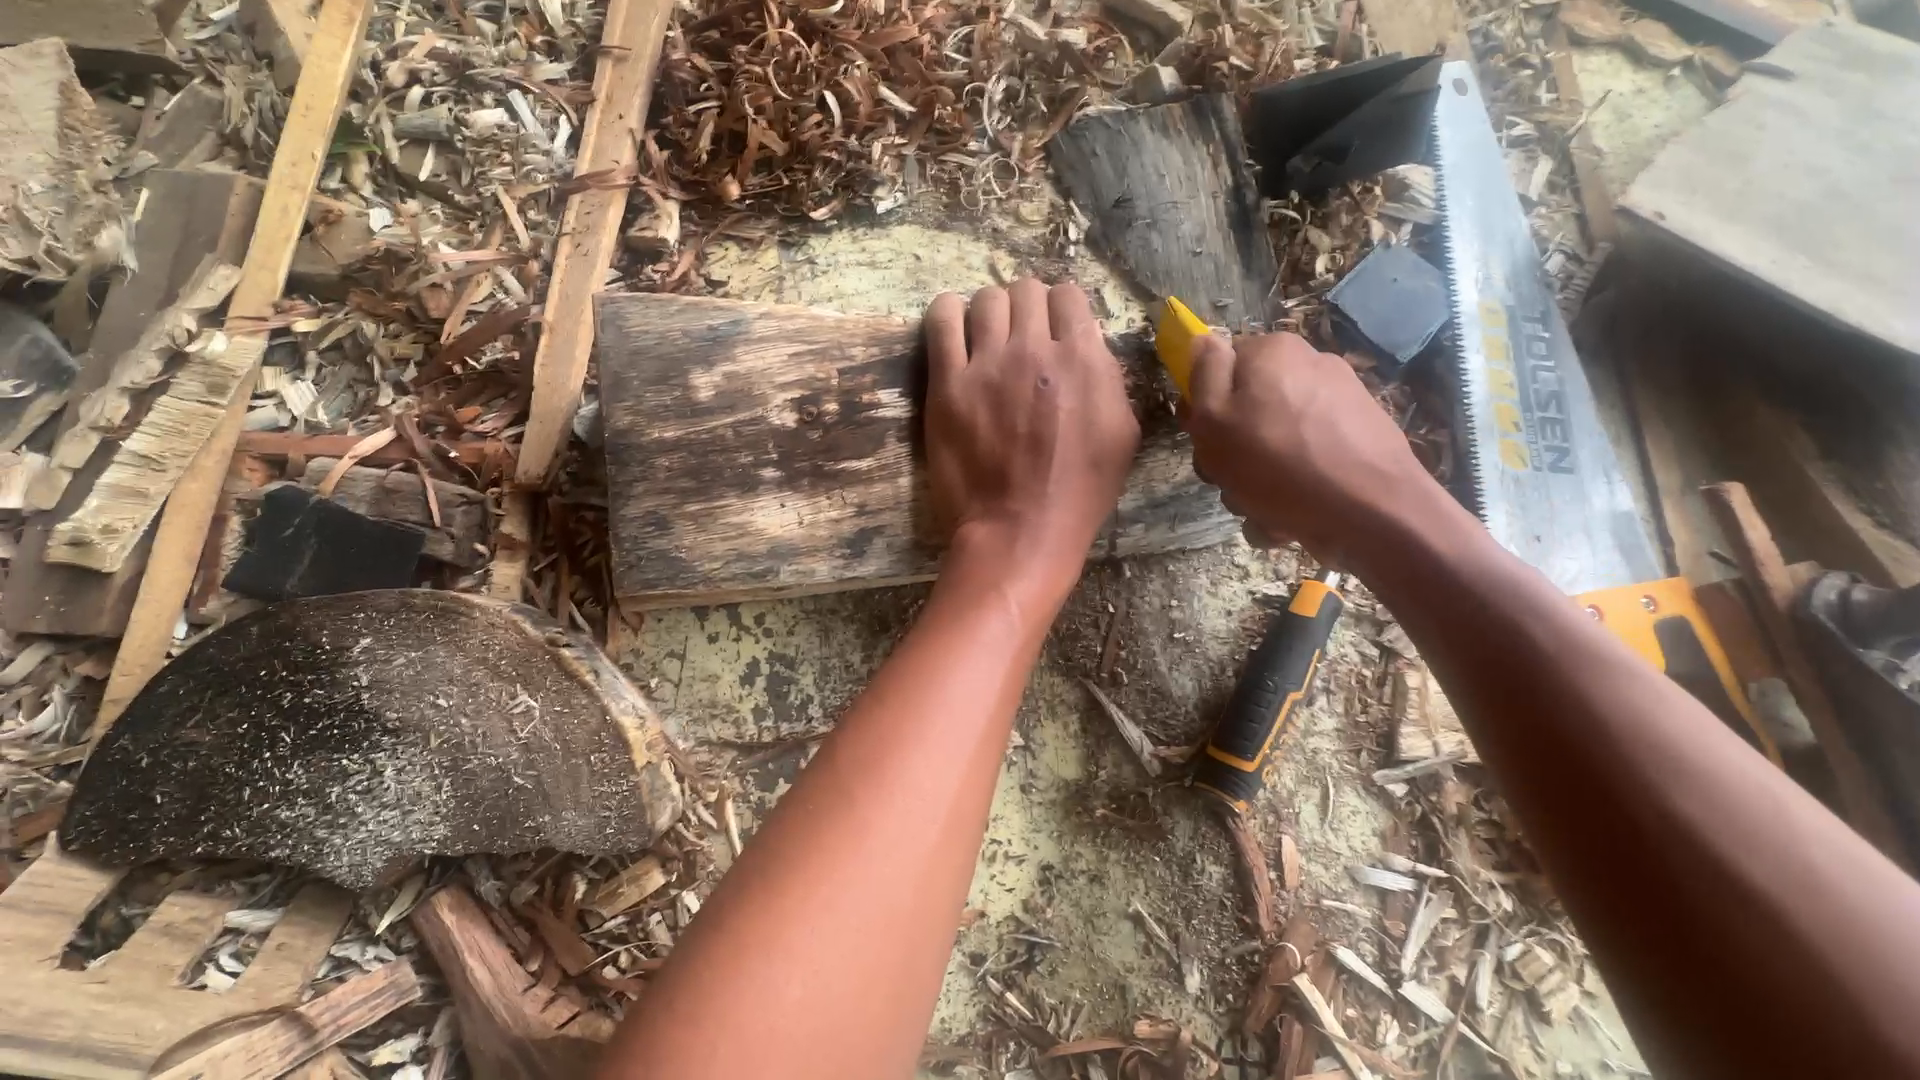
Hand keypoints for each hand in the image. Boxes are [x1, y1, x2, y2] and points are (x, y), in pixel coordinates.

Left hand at [923, 280, 1139, 587]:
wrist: (1021, 530)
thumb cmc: (1079, 492)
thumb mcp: (1122, 434)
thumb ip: (1108, 380)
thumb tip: (1088, 350)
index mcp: (1082, 360)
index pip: (1068, 295)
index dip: (1061, 308)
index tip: (1054, 328)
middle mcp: (1034, 351)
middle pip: (1025, 290)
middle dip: (1027, 306)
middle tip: (1021, 334)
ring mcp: (987, 365)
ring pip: (986, 300)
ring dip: (990, 310)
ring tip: (988, 335)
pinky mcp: (947, 384)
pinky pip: (941, 321)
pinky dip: (947, 312)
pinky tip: (953, 324)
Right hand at [1184, 332, 1439, 563]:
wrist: (1372, 509)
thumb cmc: (1277, 463)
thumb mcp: (1214, 419)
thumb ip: (1203, 374)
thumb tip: (1203, 340)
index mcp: (1272, 351)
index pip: (1221, 369)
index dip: (1205, 407)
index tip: (1205, 442)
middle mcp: (1310, 365)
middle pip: (1250, 409)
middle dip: (1234, 452)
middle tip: (1233, 483)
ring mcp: (1341, 402)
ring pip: (1278, 442)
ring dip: (1261, 480)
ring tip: (1266, 511)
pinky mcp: (1362, 437)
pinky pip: (1310, 461)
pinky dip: (1296, 488)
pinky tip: (1293, 518)